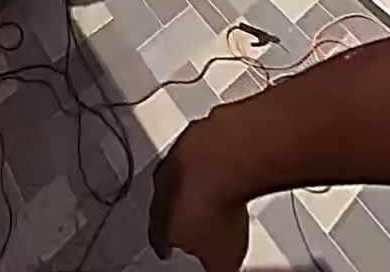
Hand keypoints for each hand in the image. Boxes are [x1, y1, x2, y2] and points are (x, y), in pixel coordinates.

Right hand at [149, 119, 248, 271]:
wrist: (228, 157)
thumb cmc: (218, 204)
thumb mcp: (221, 259)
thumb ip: (213, 265)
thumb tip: (218, 265)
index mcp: (160, 218)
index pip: (158, 239)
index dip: (167, 245)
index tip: (171, 247)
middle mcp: (163, 183)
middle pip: (169, 201)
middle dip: (184, 210)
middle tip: (202, 219)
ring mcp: (179, 153)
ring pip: (184, 172)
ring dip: (197, 182)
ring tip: (219, 192)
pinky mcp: (199, 131)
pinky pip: (203, 149)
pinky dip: (213, 159)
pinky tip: (231, 170)